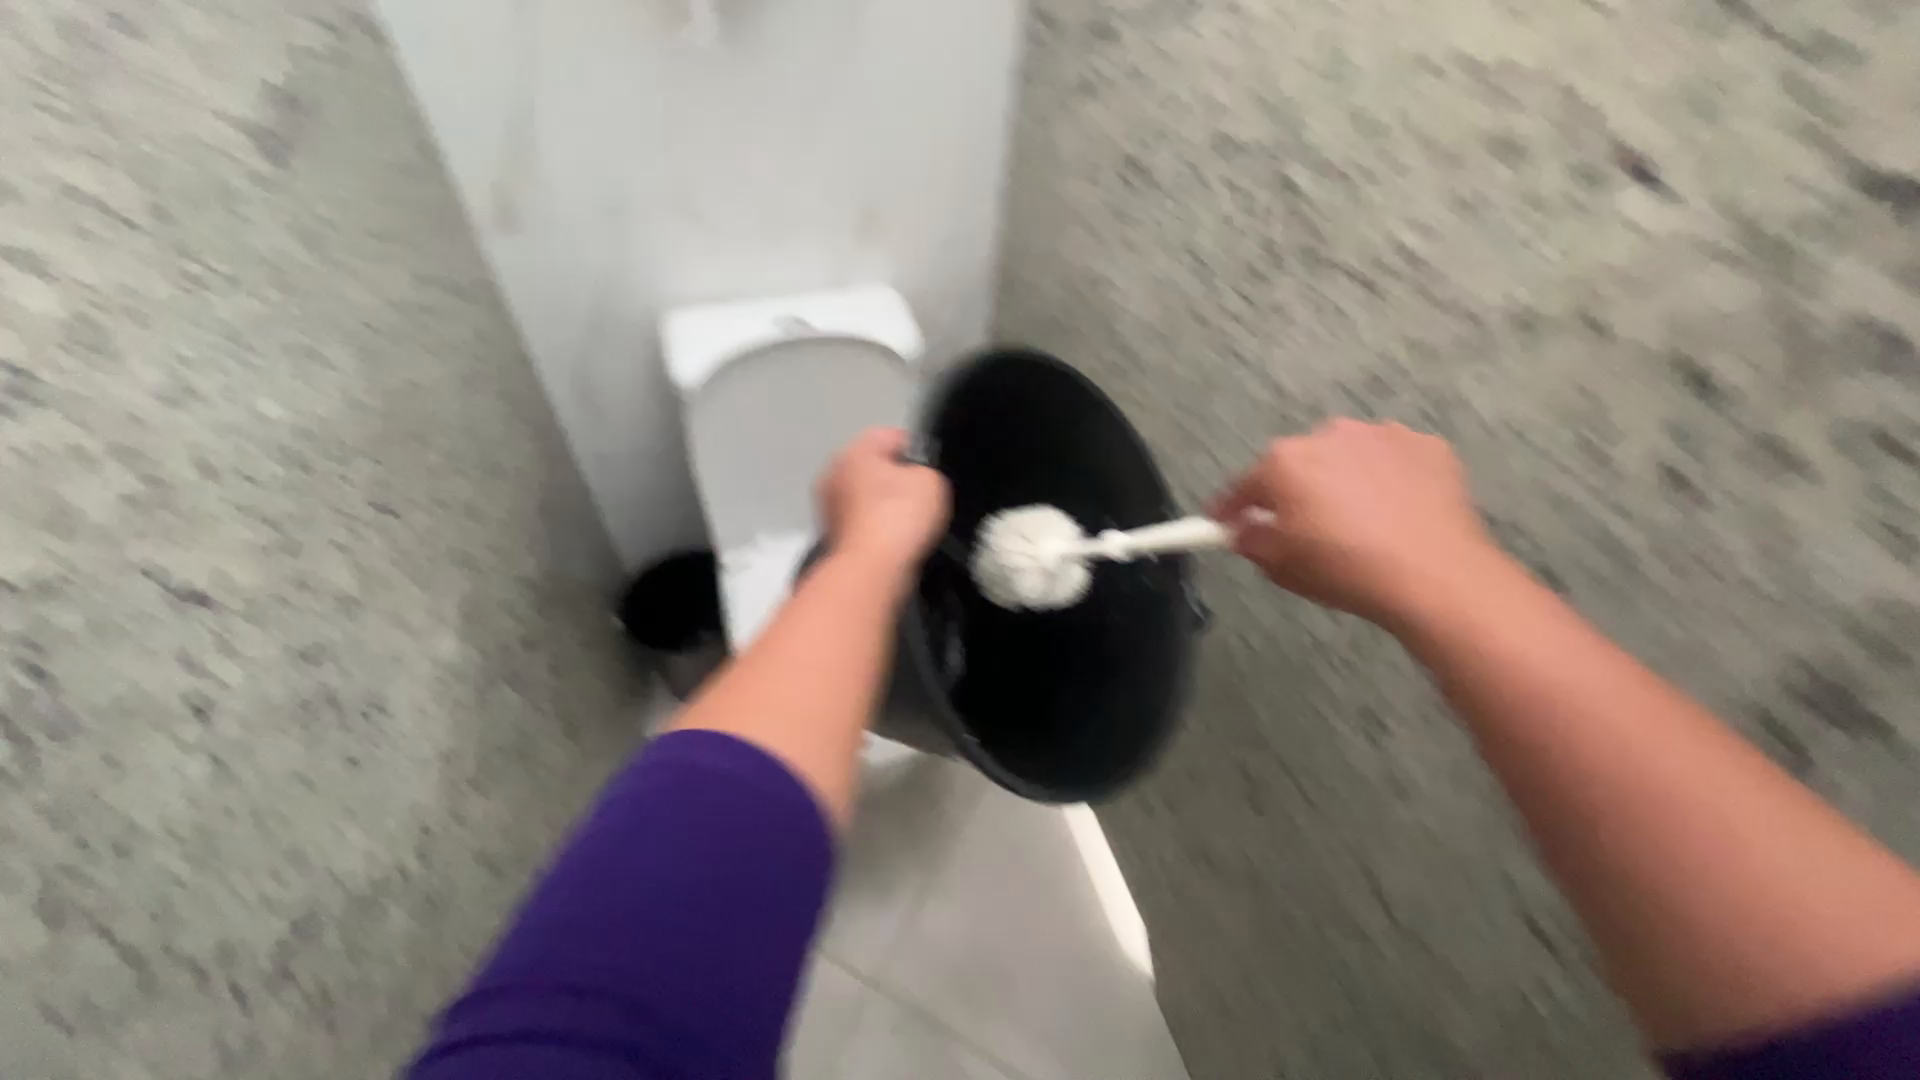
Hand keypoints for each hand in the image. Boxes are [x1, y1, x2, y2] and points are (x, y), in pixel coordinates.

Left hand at [817, 428, 951, 572]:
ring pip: (865, 495)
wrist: (872, 569)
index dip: (918, 451)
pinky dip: (875, 528)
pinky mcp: (831, 534)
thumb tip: (916, 477)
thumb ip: (925, 470)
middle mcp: (833, 472)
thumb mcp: (932, 481)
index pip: (892, 436)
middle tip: (921, 497)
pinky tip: (893, 539)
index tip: (931, 471)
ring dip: (883, 505)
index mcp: (854, 450)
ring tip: (909, 522)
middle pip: (874, 467)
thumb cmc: (900, 516)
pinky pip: (861, 522)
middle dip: (896, 479)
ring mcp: (827, 505)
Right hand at [1211, 419, 1510, 626]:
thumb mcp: (1279, 565)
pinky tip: (1394, 513)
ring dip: (1340, 481)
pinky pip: (1391, 462)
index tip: (1223, 526)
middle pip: (1296, 465)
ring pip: (1346, 458)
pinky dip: (1386, 481)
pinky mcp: (1427, 447)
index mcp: (1284, 462)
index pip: (1243, 486)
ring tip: (1356, 521)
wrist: (1435, 575)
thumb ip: (1249, 540)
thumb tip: (1244, 530)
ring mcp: (1382, 435)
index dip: (1229, 509)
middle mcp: (1329, 435)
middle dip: (1292, 492)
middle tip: (1301, 529)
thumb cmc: (1343, 569)